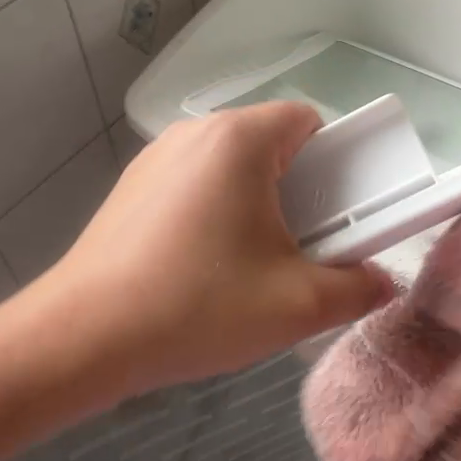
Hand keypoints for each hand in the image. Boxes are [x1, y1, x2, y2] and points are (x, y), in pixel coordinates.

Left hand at [19, 103, 394, 393]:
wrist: (83, 340)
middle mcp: (194, 133)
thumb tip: (377, 281)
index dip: (337, 163)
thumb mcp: (299, 306)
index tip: (338, 215)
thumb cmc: (199, 307)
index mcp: (239, 140)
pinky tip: (203, 272)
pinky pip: (195, 186)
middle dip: (299, 191)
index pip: (310, 121)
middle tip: (303, 250)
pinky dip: (215, 215)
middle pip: (271, 144)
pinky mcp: (130, 190)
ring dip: (256, 205)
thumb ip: (358, 288)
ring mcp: (155, 159)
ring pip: (231, 168)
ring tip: (251, 268)